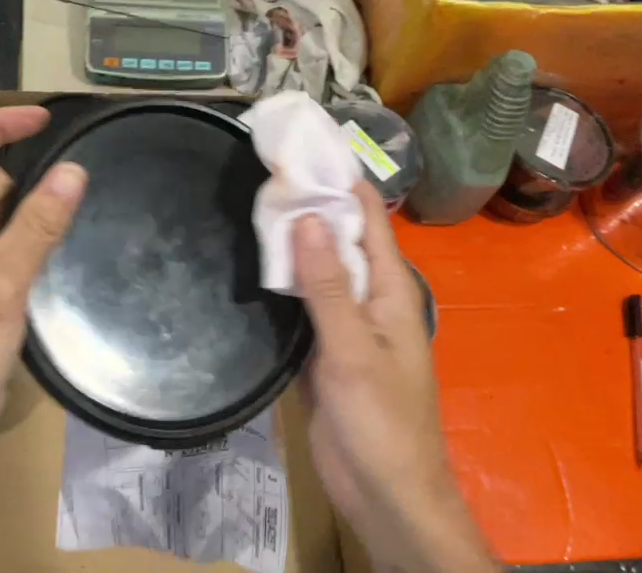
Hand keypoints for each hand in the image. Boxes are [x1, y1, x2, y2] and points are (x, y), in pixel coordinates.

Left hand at [0, 106, 87, 430]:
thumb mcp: (2, 281)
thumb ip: (39, 221)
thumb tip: (75, 169)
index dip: (1, 124)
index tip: (46, 117)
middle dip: (11, 195)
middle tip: (23, 244)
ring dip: (14, 220)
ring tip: (18, 267)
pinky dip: (10, 238)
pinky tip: (21, 267)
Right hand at [294, 183, 496, 572]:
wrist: (384, 494)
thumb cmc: (381, 420)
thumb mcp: (353, 349)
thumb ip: (328, 284)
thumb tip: (307, 216)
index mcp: (389, 288)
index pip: (368, 217)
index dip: (342, 179)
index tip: (305, 147)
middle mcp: (369, 295)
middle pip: (340, 236)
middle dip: (309, 203)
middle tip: (263, 170)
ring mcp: (346, 321)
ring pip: (319, 266)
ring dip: (294, 238)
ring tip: (252, 203)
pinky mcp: (324, 345)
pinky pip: (304, 299)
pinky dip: (284, 277)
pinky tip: (255, 260)